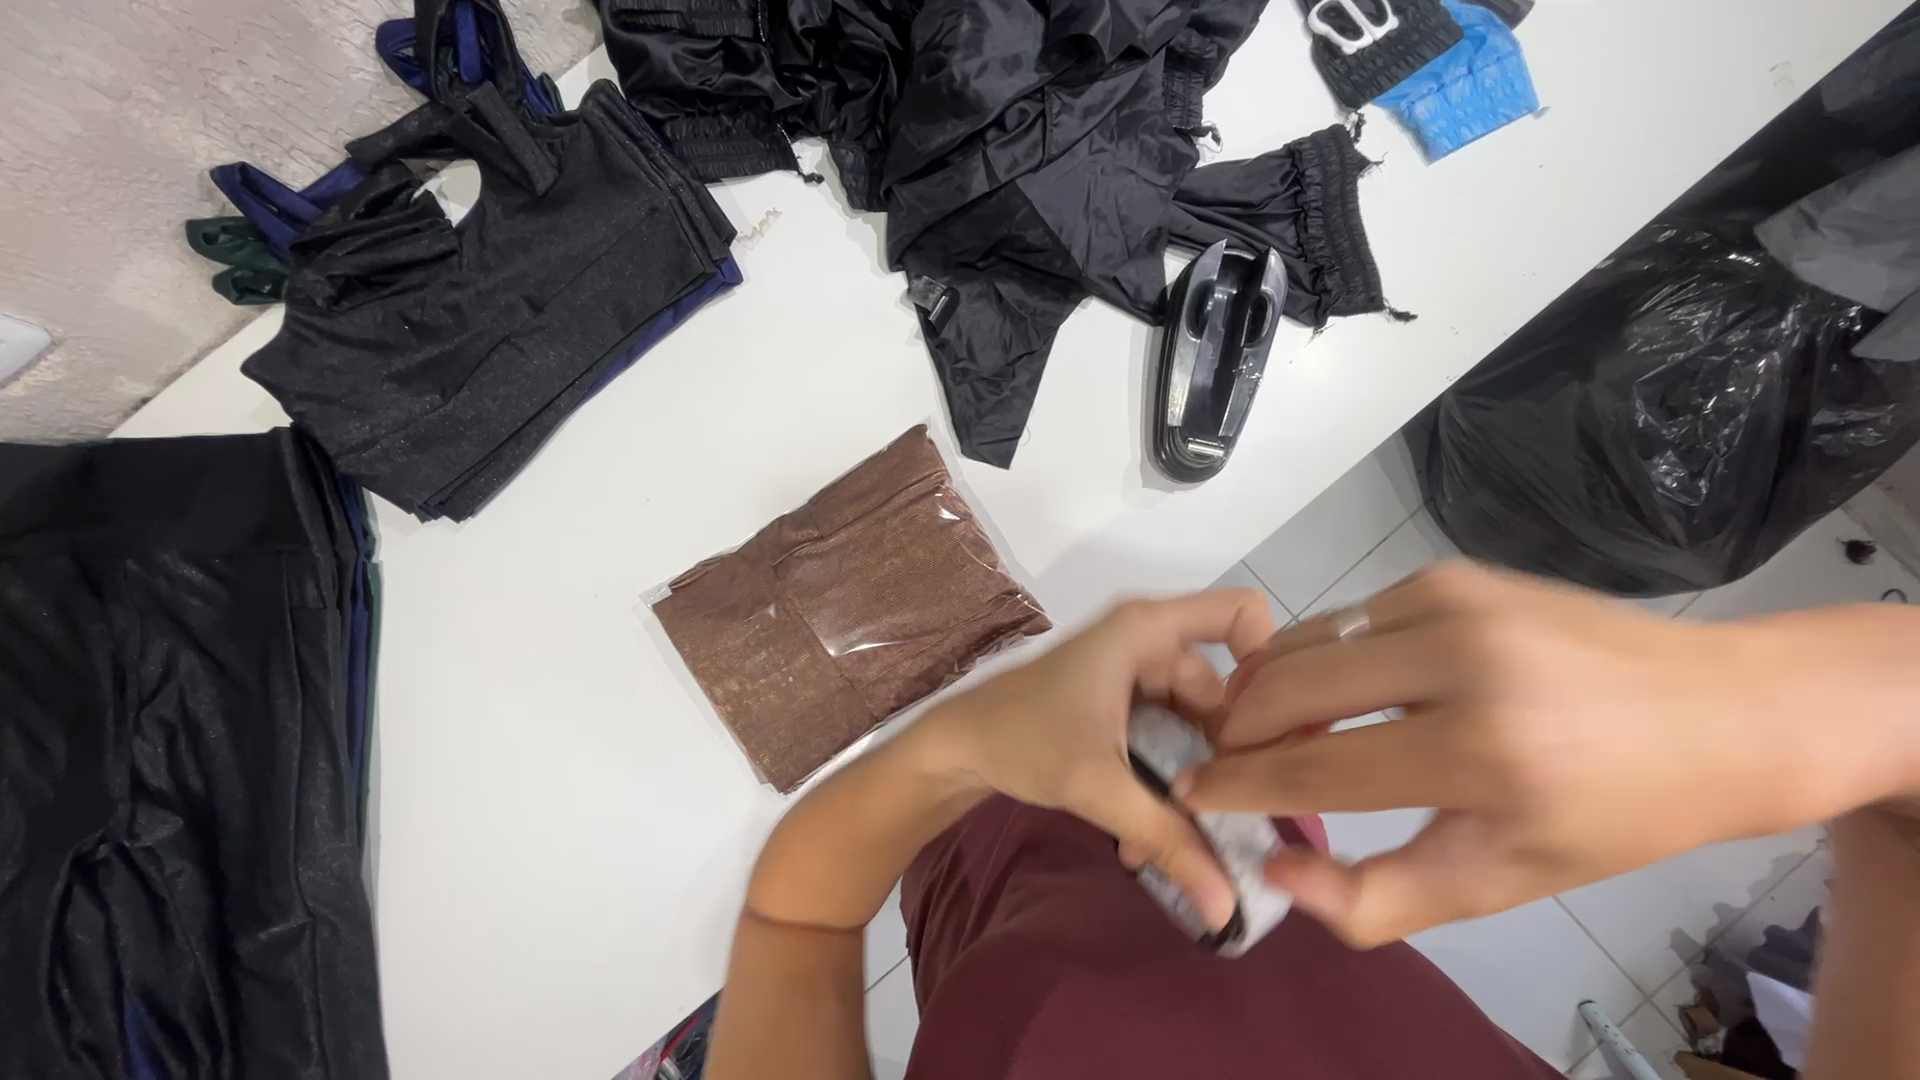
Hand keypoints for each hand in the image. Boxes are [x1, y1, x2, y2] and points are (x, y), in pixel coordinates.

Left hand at [908, 590, 1280, 929]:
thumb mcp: (1097, 785)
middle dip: (1224, 759)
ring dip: (1190, 783)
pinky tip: (1151, 832)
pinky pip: (1167, 737)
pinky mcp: (1122, 703)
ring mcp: (1135, 673)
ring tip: (1182, 840)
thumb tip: (1228, 906)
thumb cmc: (1022, 738)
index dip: (1270, 662)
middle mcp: (1149, 642)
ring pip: (1195, 725)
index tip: (1277, 735)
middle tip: (1232, 820)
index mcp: (1146, 629)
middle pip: (1224, 690)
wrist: (957, 746)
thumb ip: (1165, 838)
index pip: (1240, 613)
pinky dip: (1166, 780)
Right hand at [1180, 559, 1919, 947]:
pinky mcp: (1446, 576)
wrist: (1721, 710)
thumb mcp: (1500, 881)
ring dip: (1262, 685)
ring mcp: (1451, 602)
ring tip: (1255, 723)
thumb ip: (1375, 897)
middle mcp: (1461, 661)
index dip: (1240, 783)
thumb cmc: (1610, 813)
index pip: (1318, 766)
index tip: (1190, 791)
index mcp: (1485, 754)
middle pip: (1293, 688)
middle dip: (1236, 727)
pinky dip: (1314, 656)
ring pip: (1306, 641)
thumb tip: (1274, 869)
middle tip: (1221, 757)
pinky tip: (1326, 687)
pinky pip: (1344, 619)